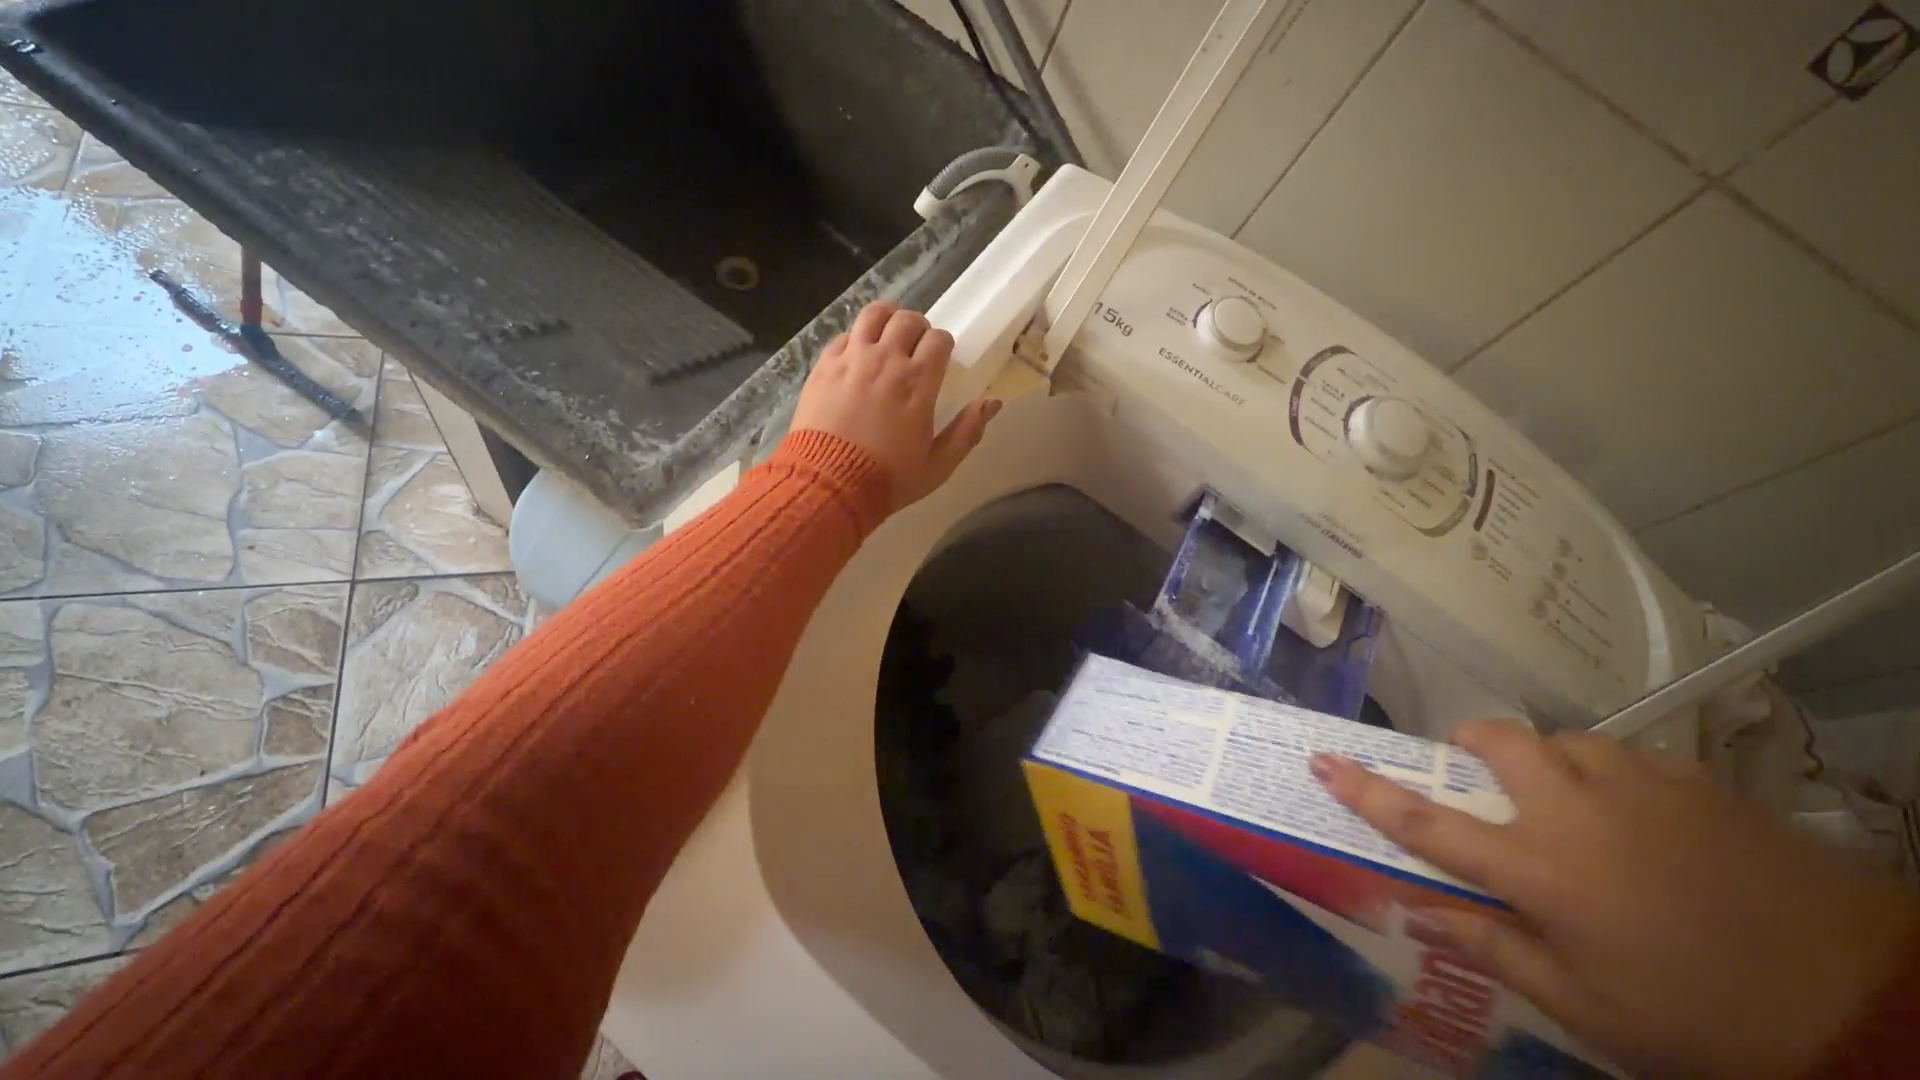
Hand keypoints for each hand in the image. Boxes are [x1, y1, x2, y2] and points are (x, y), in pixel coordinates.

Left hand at [790, 300, 1000, 513]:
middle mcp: (886, 360)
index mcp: (918, 381)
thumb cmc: (888, 478)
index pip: (939, 339)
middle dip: (917, 328)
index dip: (943, 345)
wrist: (829, 484)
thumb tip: (993, 402)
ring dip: (886, 318)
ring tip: (887, 334)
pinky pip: (844, 335)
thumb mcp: (938, 465)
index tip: (939, 359)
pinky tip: (857, 355)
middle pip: (908, 319)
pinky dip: (856, 338)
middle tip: (915, 346)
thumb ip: (967, 431)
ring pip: (873, 314)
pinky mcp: (824, 365)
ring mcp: (852, 359)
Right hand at [1314, 721, 1919, 1079]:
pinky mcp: (1703, 785)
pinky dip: (1615, 775)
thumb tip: (1418, 914)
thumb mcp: (1588, 1007)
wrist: (1869, 1003)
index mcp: (1539, 868)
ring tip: (1571, 802)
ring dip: (1551, 761)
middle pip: (1501, 743)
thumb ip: (1495, 950)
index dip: (1367, 790)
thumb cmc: (1702, 1018)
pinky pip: (1634, 759)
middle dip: (1472, 745)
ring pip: (1569, 741)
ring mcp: (1644, 788)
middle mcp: (1578, 810)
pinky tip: (1643, 816)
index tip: (1324, 759)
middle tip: (1476, 773)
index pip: (1427, 822)